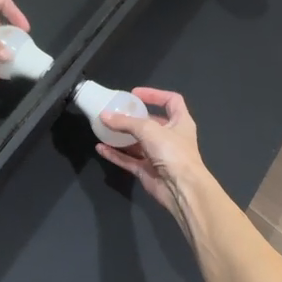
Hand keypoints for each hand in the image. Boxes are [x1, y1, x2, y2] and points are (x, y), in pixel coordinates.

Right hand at [93, 88, 213, 228]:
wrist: (181, 187)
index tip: (134, 94)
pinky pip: (128, 159)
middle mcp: (171, 137)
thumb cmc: (172, 151)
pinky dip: (115, 154)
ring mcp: (158, 155)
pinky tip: (100, 148)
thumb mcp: (149, 130)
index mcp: (180, 122)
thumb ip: (125, 122)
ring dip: (121, 137)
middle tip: (115, 112)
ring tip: (104, 129)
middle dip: (133, 118)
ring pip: (137, 143)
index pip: (171, 101)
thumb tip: (104, 116)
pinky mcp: (147, 170)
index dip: (155, 94)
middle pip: (151, 122)